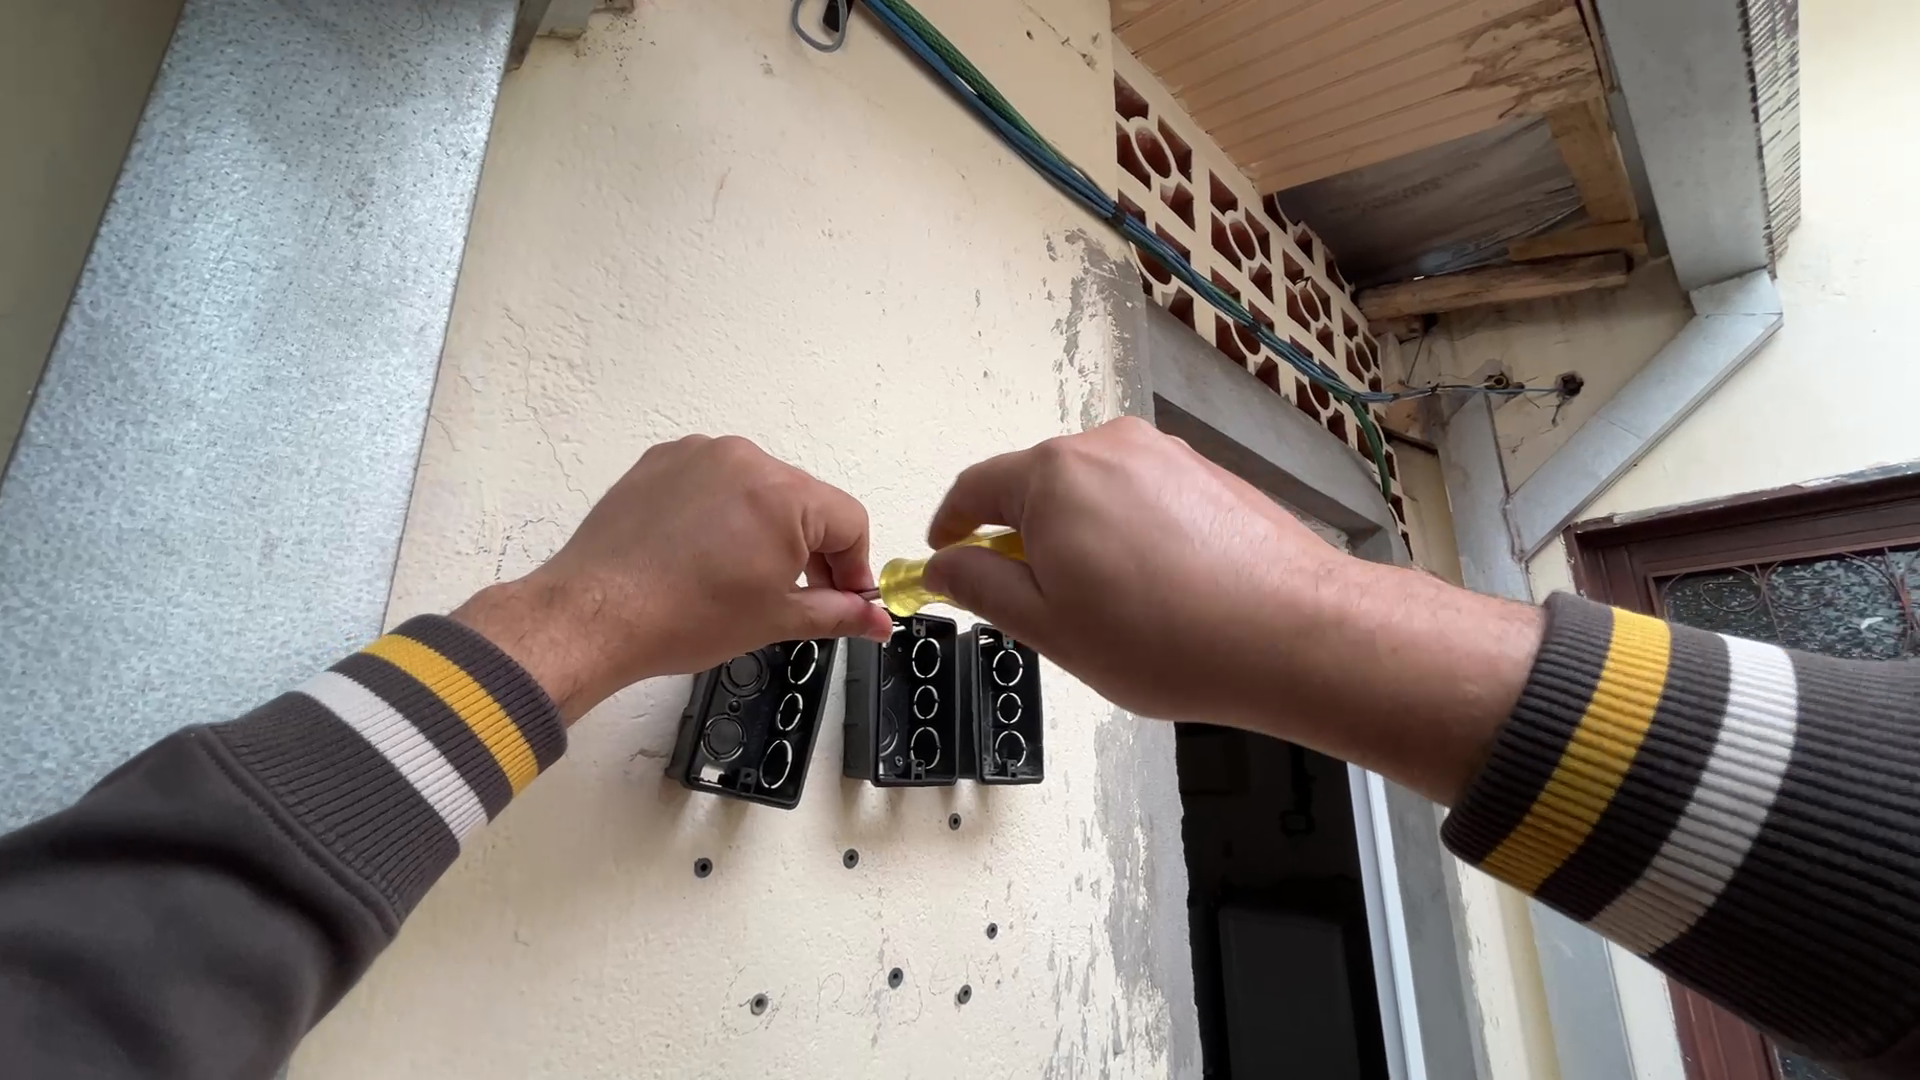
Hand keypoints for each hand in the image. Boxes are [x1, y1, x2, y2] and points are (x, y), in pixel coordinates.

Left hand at [453, 436, 892, 721]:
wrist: (593, 614)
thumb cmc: (689, 619)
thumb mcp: (778, 619)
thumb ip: (841, 613)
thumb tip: (881, 621)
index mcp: (785, 494)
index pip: (850, 521)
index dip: (853, 566)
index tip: (843, 599)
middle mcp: (748, 458)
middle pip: (808, 502)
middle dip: (812, 548)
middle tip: (795, 593)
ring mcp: (701, 453)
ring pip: (763, 488)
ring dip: (769, 526)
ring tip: (743, 572)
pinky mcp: (664, 459)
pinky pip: (717, 478)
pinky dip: (726, 509)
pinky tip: (706, 549)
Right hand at [921, 417, 1541, 803]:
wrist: (1293, 634)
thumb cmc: (1166, 638)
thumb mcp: (1046, 625)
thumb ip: (981, 586)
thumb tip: (945, 565)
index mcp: (1054, 476)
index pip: (976, 487)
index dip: (952, 524)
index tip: (946, 550)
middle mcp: (1106, 447)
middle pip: (1035, 486)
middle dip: (1020, 537)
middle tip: (1031, 598)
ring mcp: (1161, 454)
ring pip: (1089, 491)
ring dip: (1075, 536)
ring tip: (1102, 601)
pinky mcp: (1203, 472)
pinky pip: (1137, 494)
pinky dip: (1122, 530)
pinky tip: (1149, 584)